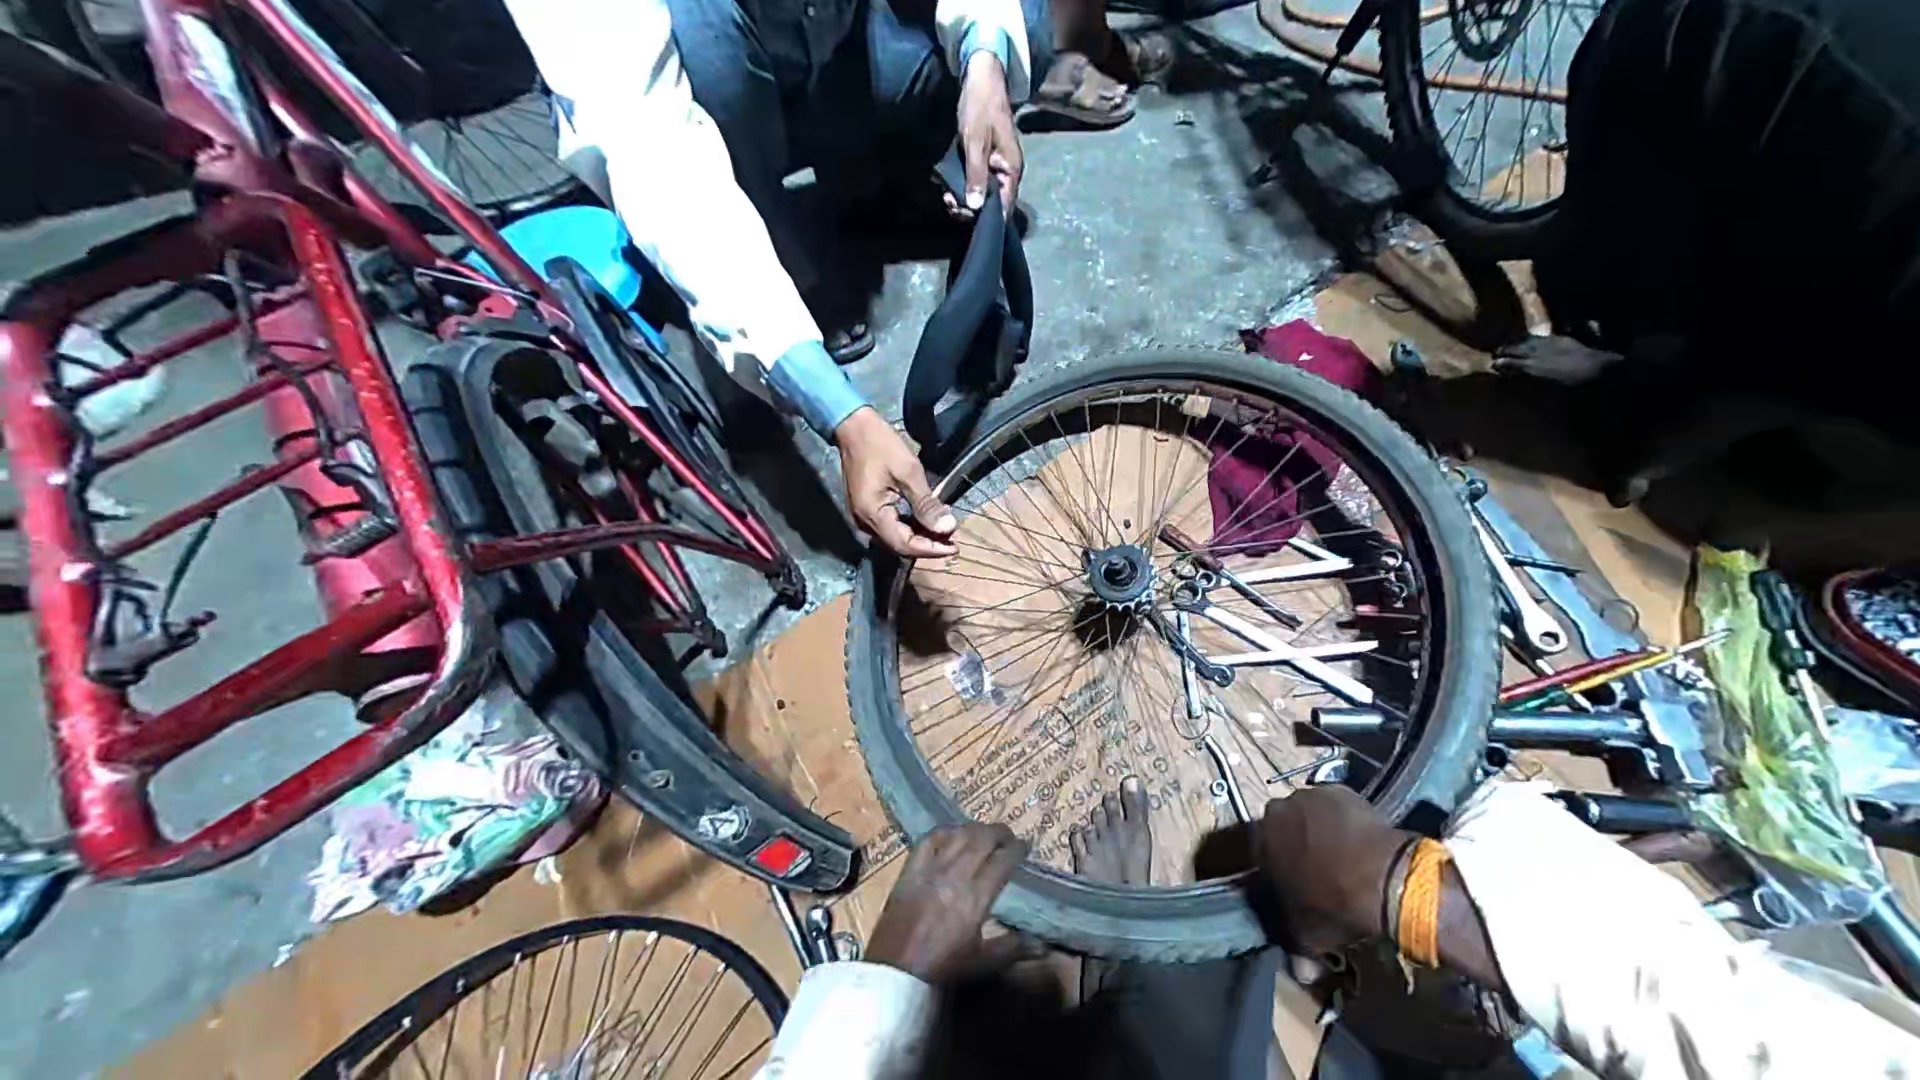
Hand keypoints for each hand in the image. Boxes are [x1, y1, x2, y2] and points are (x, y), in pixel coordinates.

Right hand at [835, 406, 957, 557]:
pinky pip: (890, 526)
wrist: (853, 427)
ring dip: (920, 536)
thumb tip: (947, 528)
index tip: (955, 548)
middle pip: (900, 545)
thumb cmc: (881, 446)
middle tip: (952, 540)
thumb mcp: (909, 473)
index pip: (905, 545)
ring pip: (896, 537)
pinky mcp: (867, 509)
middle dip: (927, 545)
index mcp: (872, 516)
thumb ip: (926, 504)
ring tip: (943, 529)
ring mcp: (863, 517)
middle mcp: (864, 523)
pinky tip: (926, 518)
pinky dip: (910, 526)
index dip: (931, 550)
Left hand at [866, 823, 1029, 982]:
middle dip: (999, 833)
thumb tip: (1041, 944)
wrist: (895, 971)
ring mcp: (931, 868)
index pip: (1002, 862)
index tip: (1025, 846)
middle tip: (1009, 836)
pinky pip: (930, 839)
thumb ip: (1012, 949)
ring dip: (976, 829)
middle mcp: (955, 875)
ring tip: (985, 833)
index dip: (1017, 849)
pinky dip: (946, 832)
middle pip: (982, 839)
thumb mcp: (982, 964)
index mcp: (975, 898)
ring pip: (958, 835)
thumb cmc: (941, 969)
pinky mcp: (911, 868)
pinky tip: (953, 833)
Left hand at [949, 53, 1021, 218]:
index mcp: (1011, 170)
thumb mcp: (975, 142)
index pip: (1004, 206)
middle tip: (949, 203)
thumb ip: (976, 175)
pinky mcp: (986, 163)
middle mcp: (1007, 173)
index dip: (985, 216)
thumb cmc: (981, 107)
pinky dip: (963, 188)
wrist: (981, 77)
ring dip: (963, 199)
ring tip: (946, 196)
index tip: (963, 214)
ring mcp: (996, 168)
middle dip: (969, 208)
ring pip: (981, 195)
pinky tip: (948, 187)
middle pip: (991, 204)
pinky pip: (976, 183)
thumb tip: (975, 206)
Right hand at [1255, 787, 1412, 958]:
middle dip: (1297, 842)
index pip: (1262, 851)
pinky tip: (1359, 840)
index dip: (1279, 867)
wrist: (1382, 879)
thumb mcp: (1306, 934)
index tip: (1296, 882)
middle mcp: (1276, 809)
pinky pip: (1336, 805)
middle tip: (1320, 867)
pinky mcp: (1339, 790)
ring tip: (1343, 853)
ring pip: (1309, 813)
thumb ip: (1294, 949)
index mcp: (1260, 839)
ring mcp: (1308, 796)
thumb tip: (1298, 973)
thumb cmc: (1334, 905)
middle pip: (1284, 826)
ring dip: (1319, 828)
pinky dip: (1344, 818)